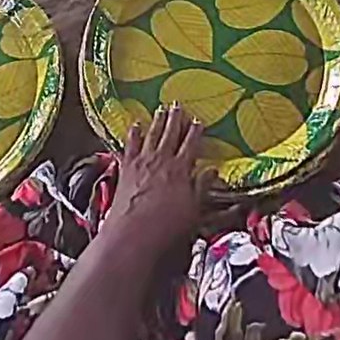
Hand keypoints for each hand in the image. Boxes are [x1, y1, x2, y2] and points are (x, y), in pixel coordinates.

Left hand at [102, 105, 206, 259]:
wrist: (131, 234)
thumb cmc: (167, 226)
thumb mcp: (193, 209)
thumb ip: (202, 187)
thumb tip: (213, 170)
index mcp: (180, 168)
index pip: (191, 144)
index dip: (195, 131)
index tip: (198, 120)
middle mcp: (161, 159)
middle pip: (170, 134)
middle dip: (175, 118)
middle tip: (177, 105)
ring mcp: (142, 162)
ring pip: (152, 135)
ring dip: (157, 121)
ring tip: (160, 109)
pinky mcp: (126, 168)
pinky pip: (130, 145)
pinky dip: (133, 134)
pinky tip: (135, 125)